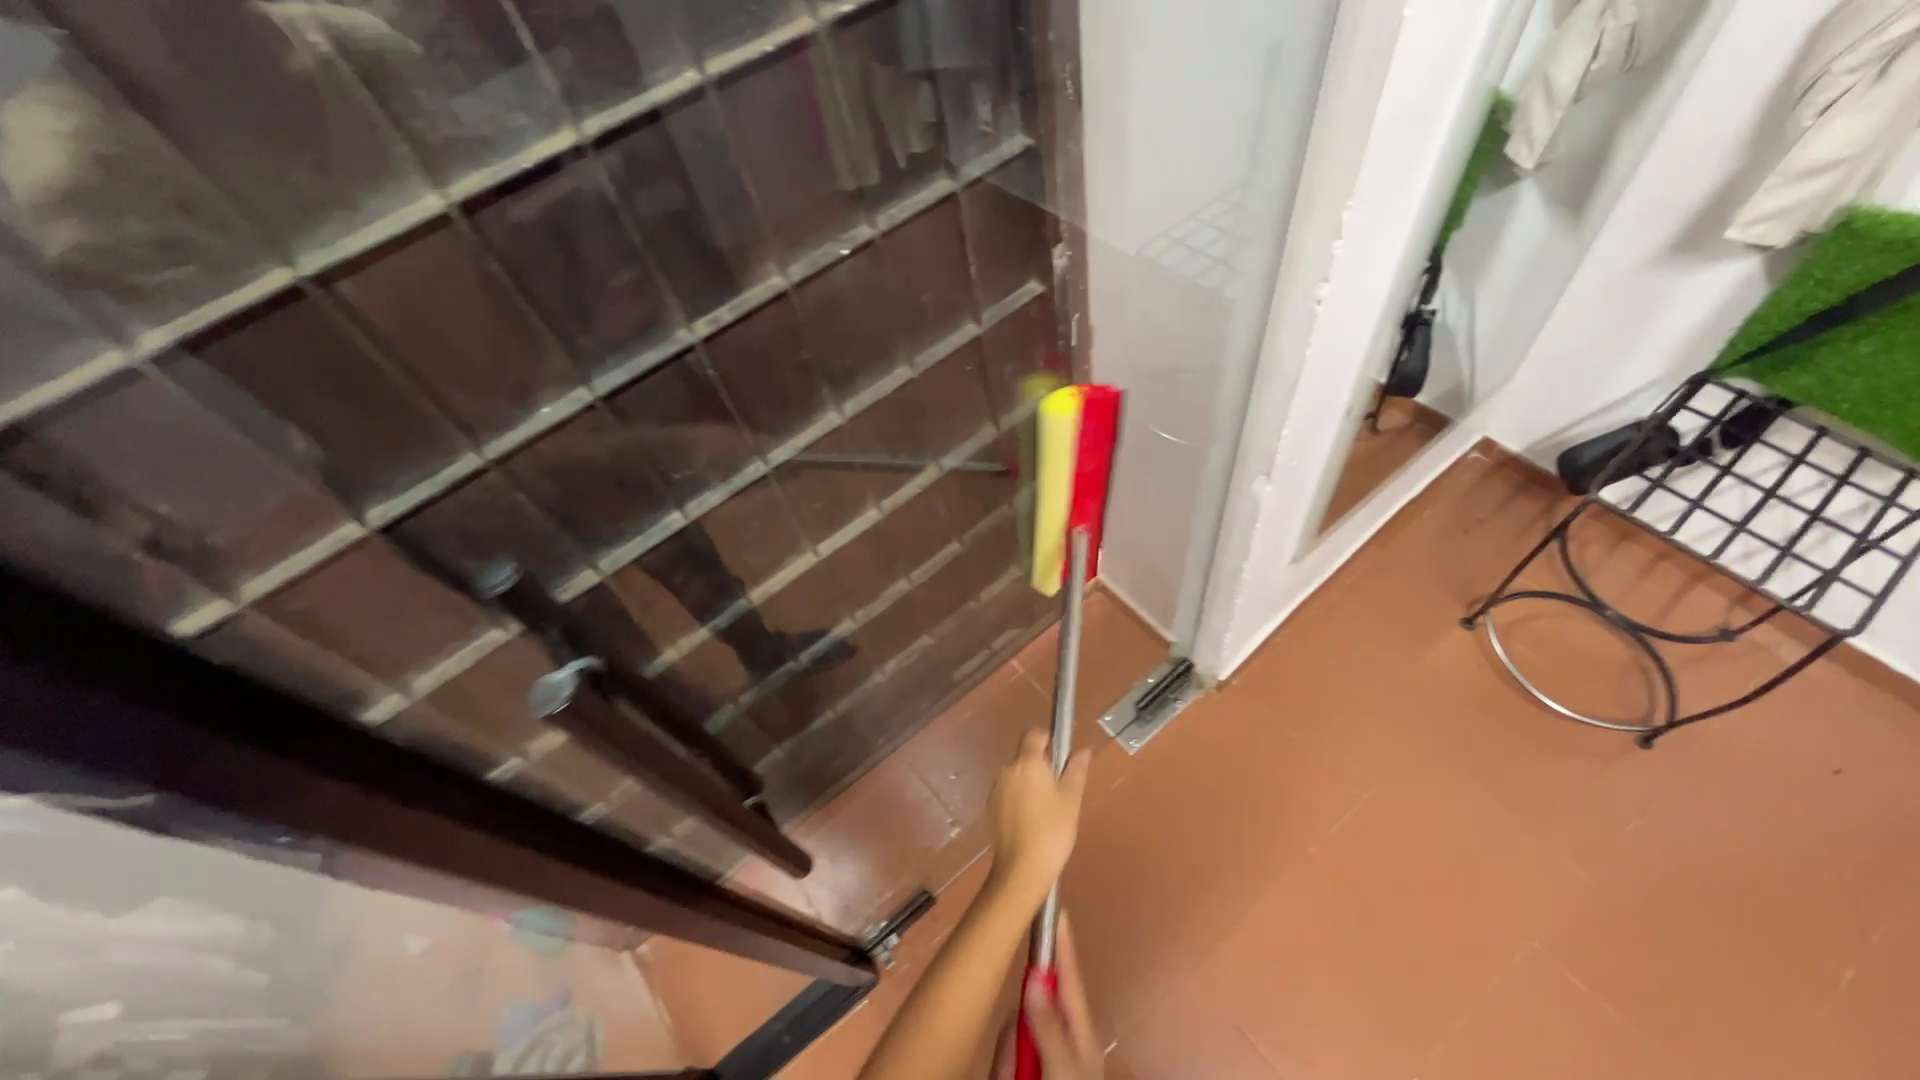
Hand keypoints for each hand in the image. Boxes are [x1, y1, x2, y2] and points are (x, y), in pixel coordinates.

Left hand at [987, 730, 1089, 904]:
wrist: (1022, 869)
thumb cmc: (1052, 831)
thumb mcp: (1071, 799)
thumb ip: (1076, 770)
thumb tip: (1083, 750)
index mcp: (1027, 763)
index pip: (1034, 734)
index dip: (1049, 739)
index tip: (1062, 757)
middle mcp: (1007, 770)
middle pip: (1025, 755)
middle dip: (1042, 765)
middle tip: (1060, 789)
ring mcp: (996, 790)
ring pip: (1017, 775)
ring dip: (1031, 782)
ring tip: (1048, 809)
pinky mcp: (991, 808)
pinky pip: (1009, 792)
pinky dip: (1020, 798)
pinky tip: (1032, 820)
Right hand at [992, 915, 1102, 1079]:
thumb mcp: (1063, 1065)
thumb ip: (1047, 1023)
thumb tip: (1033, 974)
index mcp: (1078, 1028)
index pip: (1068, 976)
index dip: (1063, 944)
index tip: (1058, 909)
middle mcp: (1059, 1034)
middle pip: (1026, 1008)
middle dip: (1014, 1035)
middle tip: (1016, 1063)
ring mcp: (1041, 1052)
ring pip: (1010, 1035)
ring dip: (1007, 1061)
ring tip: (1018, 1079)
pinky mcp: (1024, 1068)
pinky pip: (1002, 1059)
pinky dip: (1003, 1073)